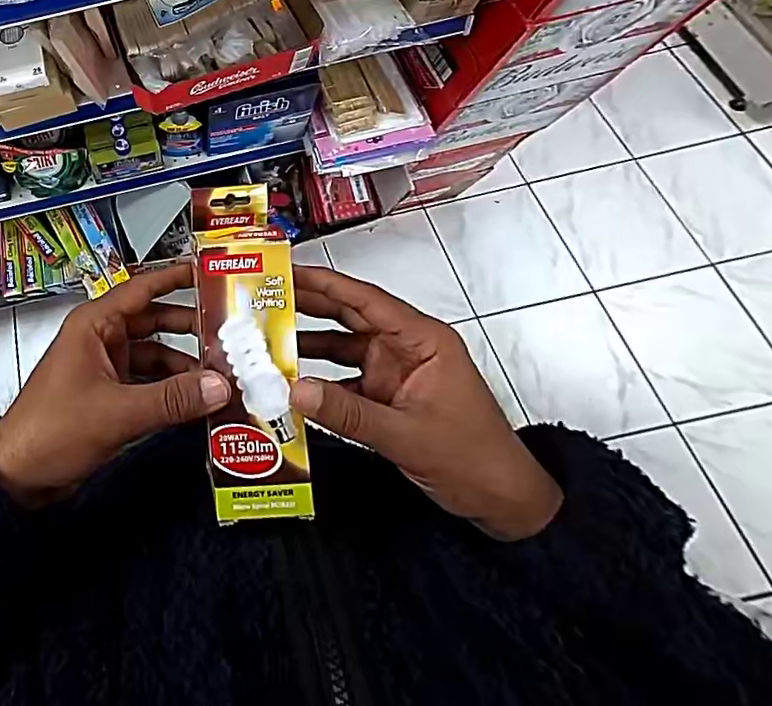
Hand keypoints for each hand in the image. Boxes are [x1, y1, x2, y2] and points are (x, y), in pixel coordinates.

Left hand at [0, 263, 229, 506]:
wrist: (17, 479)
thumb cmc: (49, 432)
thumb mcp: (118, 412)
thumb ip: (172, 399)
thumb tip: (217, 386)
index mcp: (95, 324)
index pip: (143, 287)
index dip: (177, 277)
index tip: (208, 271)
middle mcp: (102, 338)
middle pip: (156, 320)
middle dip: (191, 325)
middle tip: (227, 328)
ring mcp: (106, 365)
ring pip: (156, 352)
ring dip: (185, 362)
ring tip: (219, 370)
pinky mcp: (110, 392)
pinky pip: (150, 378)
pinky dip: (172, 386)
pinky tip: (196, 397)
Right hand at [291, 266, 561, 540]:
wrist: (502, 500)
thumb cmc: (476, 457)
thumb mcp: (406, 435)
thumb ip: (348, 414)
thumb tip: (296, 392)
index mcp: (423, 339)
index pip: (367, 300)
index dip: (326, 283)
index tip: (292, 271)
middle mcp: (407, 347)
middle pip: (352, 316)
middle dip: (310, 304)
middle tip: (269, 295)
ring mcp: (396, 371)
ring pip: (345, 347)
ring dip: (310, 343)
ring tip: (270, 334)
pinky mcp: (389, 396)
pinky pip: (347, 380)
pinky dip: (321, 382)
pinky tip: (293, 382)